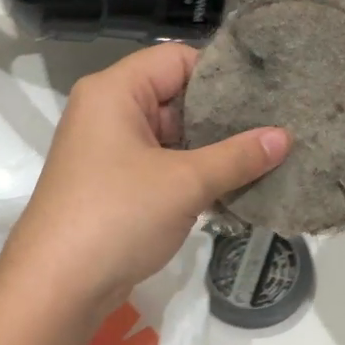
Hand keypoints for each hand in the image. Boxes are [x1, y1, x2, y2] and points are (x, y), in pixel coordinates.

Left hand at [0, 43, 291, 321]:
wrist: (59, 285)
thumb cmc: (118, 217)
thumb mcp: (185, 183)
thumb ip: (237, 157)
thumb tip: (285, 136)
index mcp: (115, 91)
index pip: (177, 59)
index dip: (222, 74)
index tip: (267, 94)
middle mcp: (108, 113)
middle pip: (176, 98)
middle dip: (223, 118)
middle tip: (276, 130)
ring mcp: (110, 154)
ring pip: (172, 140)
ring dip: (213, 154)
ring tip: (265, 162)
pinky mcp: (116, 190)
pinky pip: (163, 171)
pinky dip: (194, 179)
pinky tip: (234, 192)